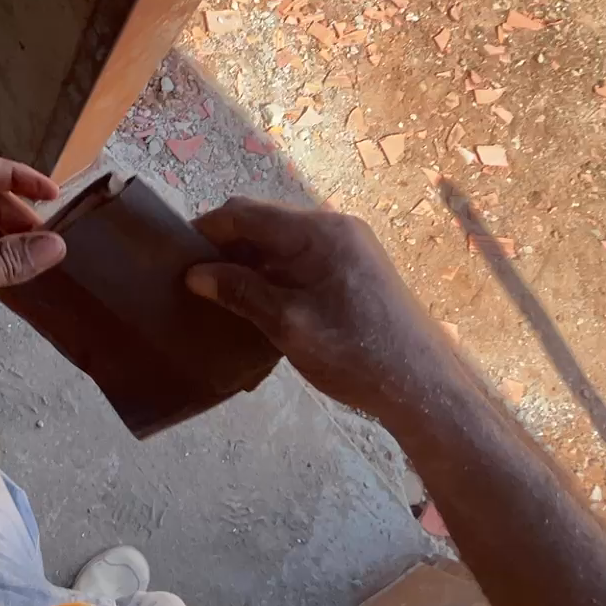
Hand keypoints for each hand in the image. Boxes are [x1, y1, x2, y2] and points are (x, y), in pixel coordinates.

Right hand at [184, 197, 463, 420]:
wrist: (428, 393)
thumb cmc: (358, 355)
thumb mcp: (288, 325)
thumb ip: (239, 291)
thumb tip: (194, 274)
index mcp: (319, 232)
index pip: (245, 213)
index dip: (206, 229)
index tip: (176, 253)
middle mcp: (333, 227)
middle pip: (261, 222)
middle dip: (224, 246)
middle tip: (195, 277)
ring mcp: (346, 246)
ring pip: (276, 240)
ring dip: (246, 261)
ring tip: (218, 291)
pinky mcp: (351, 266)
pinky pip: (296, 256)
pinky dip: (269, 271)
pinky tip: (254, 299)